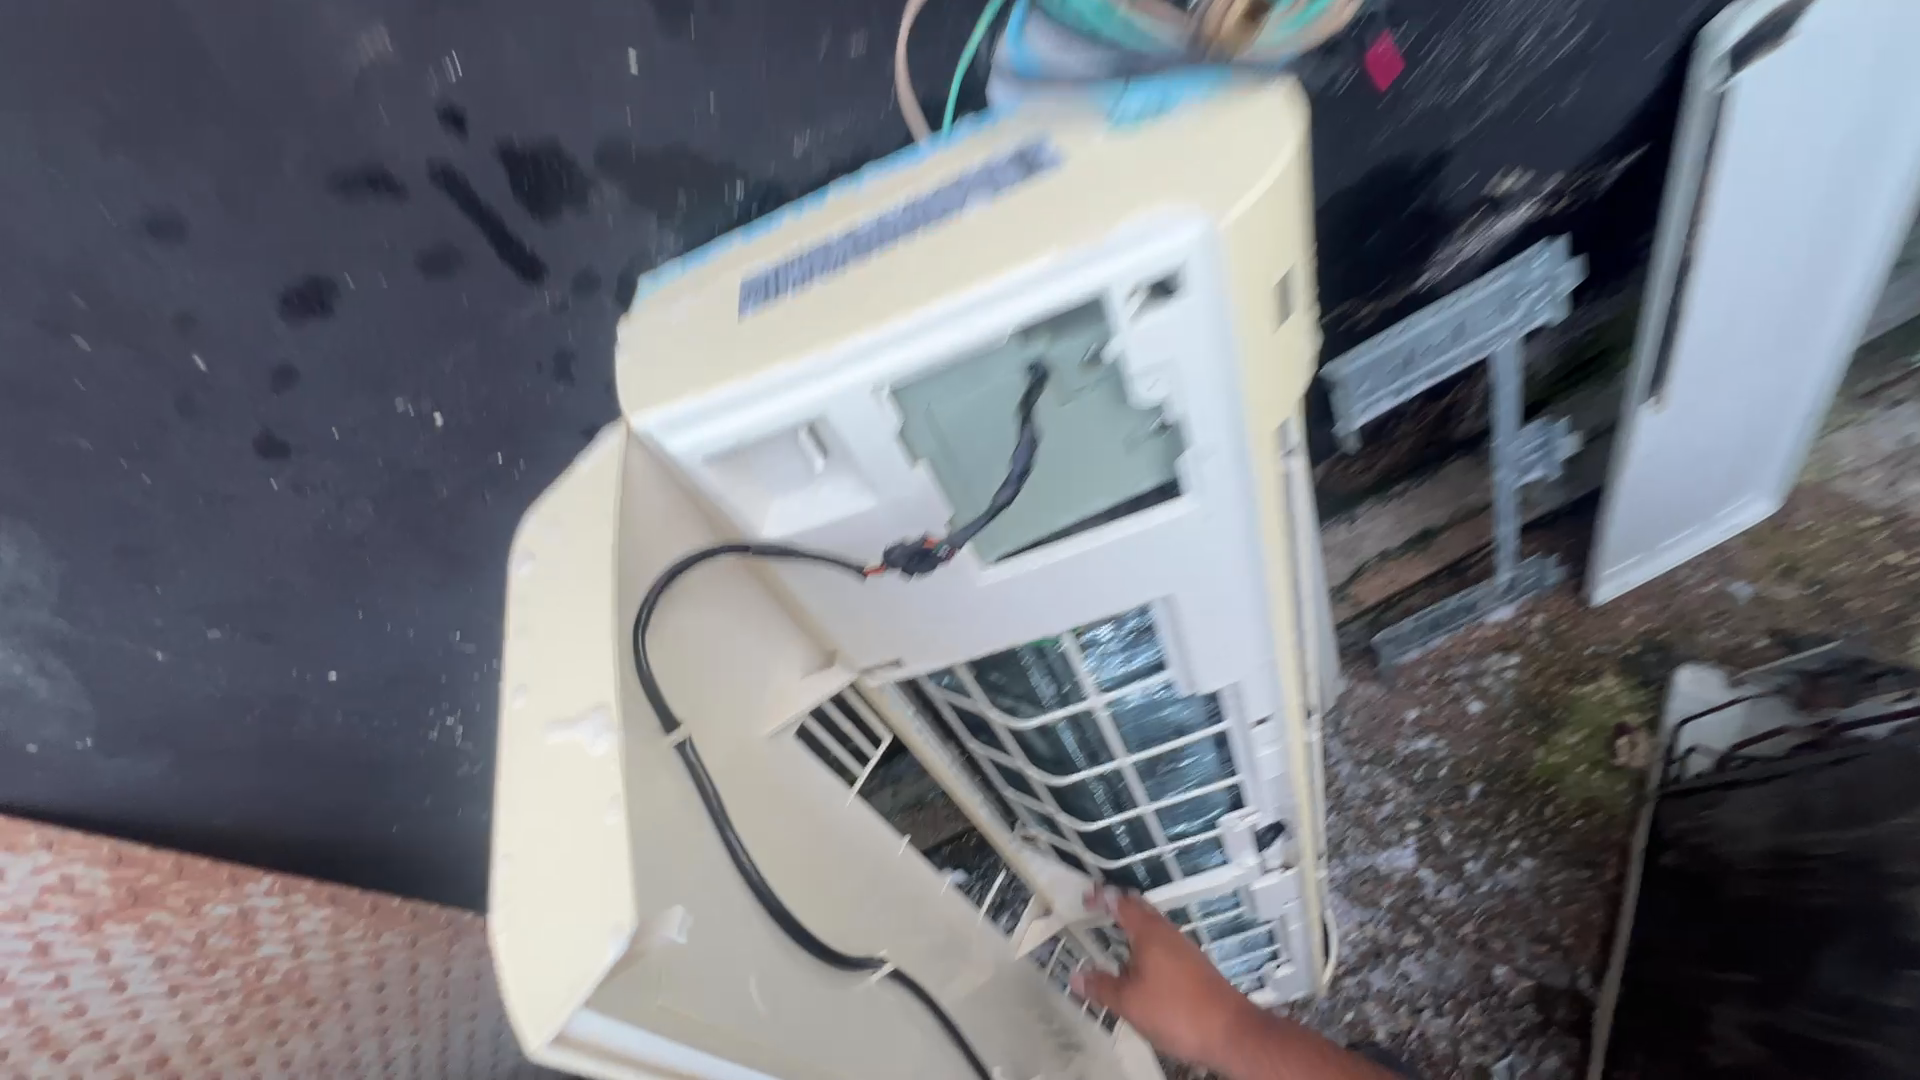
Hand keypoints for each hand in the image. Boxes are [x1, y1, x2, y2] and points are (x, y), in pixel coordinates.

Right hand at [1070, 887, 1264, 1072]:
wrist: (1231, 1032)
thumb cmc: (1175, 1010)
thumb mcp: (1130, 1003)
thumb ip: (1102, 987)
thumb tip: (1075, 975)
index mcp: (1148, 931)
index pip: (1120, 902)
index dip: (1101, 898)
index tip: (1085, 900)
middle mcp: (1166, 931)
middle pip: (1139, 909)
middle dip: (1118, 907)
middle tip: (1097, 912)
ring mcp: (1183, 947)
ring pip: (1153, 927)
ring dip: (1134, 928)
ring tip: (1115, 941)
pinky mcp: (1194, 964)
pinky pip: (1163, 943)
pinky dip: (1146, 946)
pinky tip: (1142, 969)